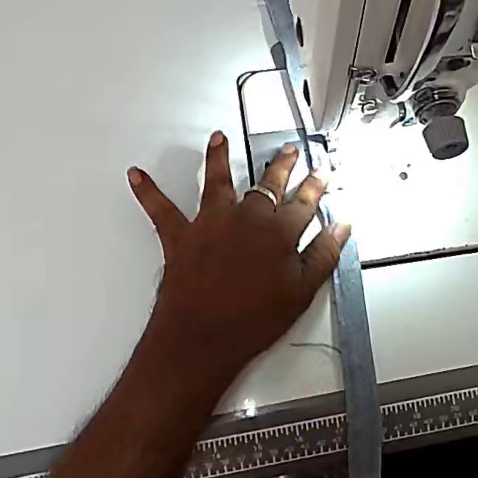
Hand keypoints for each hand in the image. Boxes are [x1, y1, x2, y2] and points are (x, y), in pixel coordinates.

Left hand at [127, 132, 348, 390]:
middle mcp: (244, 219)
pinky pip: (160, 209)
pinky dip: (147, 191)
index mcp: (278, 233)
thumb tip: (340, 229)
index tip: (321, 174)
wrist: (203, 338)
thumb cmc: (251, 321)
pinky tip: (136, 175)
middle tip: (288, 150)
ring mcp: (210, 223)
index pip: (303, 202)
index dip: (315, 186)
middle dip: (280, 165)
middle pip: (267, 184)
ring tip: (219, 139)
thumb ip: (323, 256)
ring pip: (215, 181)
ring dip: (217, 157)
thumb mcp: (301, 293)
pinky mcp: (180, 236)